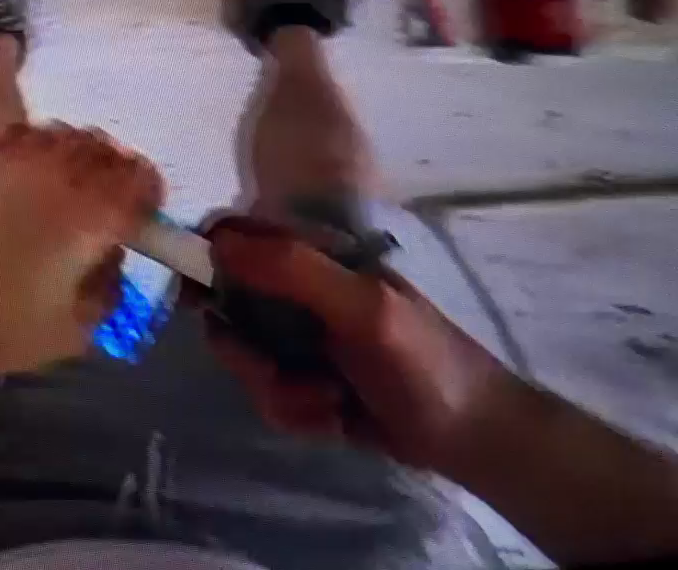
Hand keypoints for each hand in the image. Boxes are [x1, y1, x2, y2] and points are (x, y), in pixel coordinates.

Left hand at [0, 123, 163, 393]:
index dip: (141, 191)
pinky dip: (11, 132)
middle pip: (92, 146)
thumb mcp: (75, 327)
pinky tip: (2, 143)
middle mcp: (45, 168)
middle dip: (100, 169)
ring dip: (56, 151)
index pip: (136, 176)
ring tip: (41, 181)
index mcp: (86, 211)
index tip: (132, 209)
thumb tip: (108, 248)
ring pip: (47, 132)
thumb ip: (106, 281)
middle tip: (87, 196)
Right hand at [205, 219, 522, 475]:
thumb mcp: (365, 309)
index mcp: (306, 258)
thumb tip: (215, 243)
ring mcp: (291, 336)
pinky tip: (330, 419)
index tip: (197, 299)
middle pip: (219, 303)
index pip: (228, 236)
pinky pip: (260, 390)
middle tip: (272, 371)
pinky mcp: (295, 377)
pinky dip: (292, 411)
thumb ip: (294, 269)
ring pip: (237, 352)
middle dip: (241, 348)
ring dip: (272, 387)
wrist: (482, 444)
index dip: (200, 260)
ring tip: (323, 403)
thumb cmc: (428, 365)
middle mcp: (289, 291)